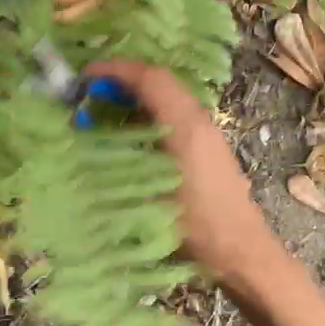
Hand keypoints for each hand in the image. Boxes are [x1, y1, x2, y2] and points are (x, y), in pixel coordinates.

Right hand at [84, 60, 281, 284]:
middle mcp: (198, 120)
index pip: (149, 77)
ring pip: (167, 97)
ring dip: (134, 95)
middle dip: (121, 79)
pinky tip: (126, 134)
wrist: (243, 255)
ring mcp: (206, 133)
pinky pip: (172, 114)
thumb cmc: (195, 228)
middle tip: (87, 91)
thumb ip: (117, 160)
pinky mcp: (207, 148)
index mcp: (185, 125)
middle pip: (159, 81)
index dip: (113, 70)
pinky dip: (146, 113)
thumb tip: (81, 138)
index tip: (83, 76)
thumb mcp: (149, 196)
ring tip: (100, 108)